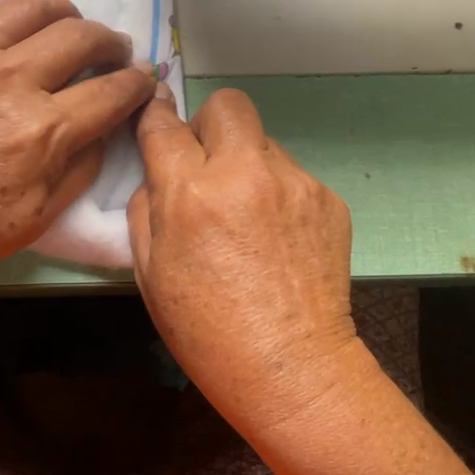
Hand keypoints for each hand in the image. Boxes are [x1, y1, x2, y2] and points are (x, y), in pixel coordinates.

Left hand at [0, 0, 154, 295]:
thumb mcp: (34, 219)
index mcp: (42, 131)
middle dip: (111, 43)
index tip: (146, 81)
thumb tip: (104, 128)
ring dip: (67, 12)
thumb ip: (79, 169)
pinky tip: (14, 27)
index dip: (138, 84)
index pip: (112, 91)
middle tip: (114, 54)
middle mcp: (9, 79)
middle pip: (81, 37)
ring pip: (33, 6)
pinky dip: (10, 11)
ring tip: (73, 26)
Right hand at [129, 88, 364, 431]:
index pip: (164, 125)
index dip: (154, 120)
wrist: (290, 369)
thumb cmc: (205, 331)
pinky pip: (292, 177)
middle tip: (206, 168)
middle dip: (208, 127)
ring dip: (246, 165)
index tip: (155, 125)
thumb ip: (146, 210)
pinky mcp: (328, 199)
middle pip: (227, 105)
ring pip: (263, 142)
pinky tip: (277, 241)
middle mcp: (245, 173)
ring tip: (247, 219)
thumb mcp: (149, 274)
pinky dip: (277, 195)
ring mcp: (294, 183)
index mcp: (191, 193)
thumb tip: (158, 175)